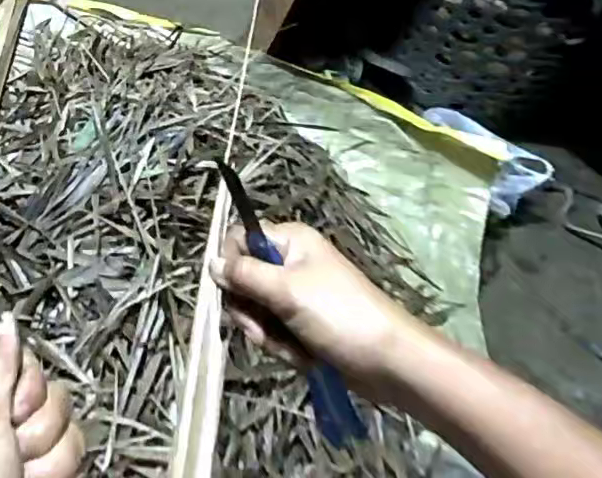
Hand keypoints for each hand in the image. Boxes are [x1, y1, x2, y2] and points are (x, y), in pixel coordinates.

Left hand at [0, 312, 83, 477]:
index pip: (31, 364)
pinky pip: (79, 455)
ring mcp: (36, 452)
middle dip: (37, 425)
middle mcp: (15, 423)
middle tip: (13, 449)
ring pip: (70, 427)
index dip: (26, 386)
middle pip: (57, 394)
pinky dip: (57, 472)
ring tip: (22, 474)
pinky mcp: (57, 473)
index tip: (12, 408)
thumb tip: (7, 319)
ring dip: (47, 455)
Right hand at [210, 222, 425, 402]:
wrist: (391, 363)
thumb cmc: (339, 315)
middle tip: (264, 328)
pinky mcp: (303, 322)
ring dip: (267, 333)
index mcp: (289, 240)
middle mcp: (290, 262)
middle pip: (244, 278)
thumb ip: (244, 275)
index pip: (240, 238)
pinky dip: (283, 345)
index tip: (236, 290)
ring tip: (290, 347)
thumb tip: (210, 263)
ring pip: (257, 309)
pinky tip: (301, 356)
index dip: (232, 263)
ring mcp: (297, 294)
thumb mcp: (286, 291)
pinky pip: (275, 329)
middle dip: (250, 309)